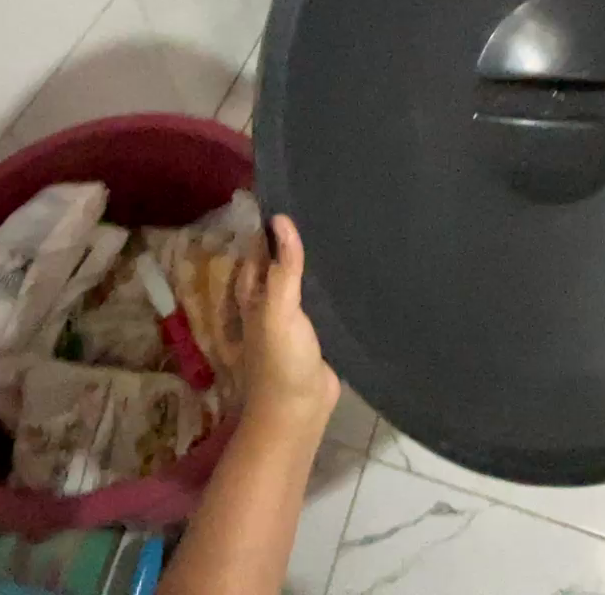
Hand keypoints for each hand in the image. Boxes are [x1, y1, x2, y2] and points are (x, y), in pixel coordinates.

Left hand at [237, 215, 339, 428]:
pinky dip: (331, 283)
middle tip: (325, 204)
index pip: (259, 247)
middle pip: (281, 260)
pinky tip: (351, 267)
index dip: (271, 224)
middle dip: (295, 237)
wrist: (300, 411)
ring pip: (303, 278)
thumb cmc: (281, 359)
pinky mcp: (318, 329)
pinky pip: (322, 298)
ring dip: (315, 259)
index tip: (293, 192)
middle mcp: (271, 299)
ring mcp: (295, 315)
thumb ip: (284, 267)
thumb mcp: (278, 308)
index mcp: (254, 291)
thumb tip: (281, 218)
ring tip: (342, 226)